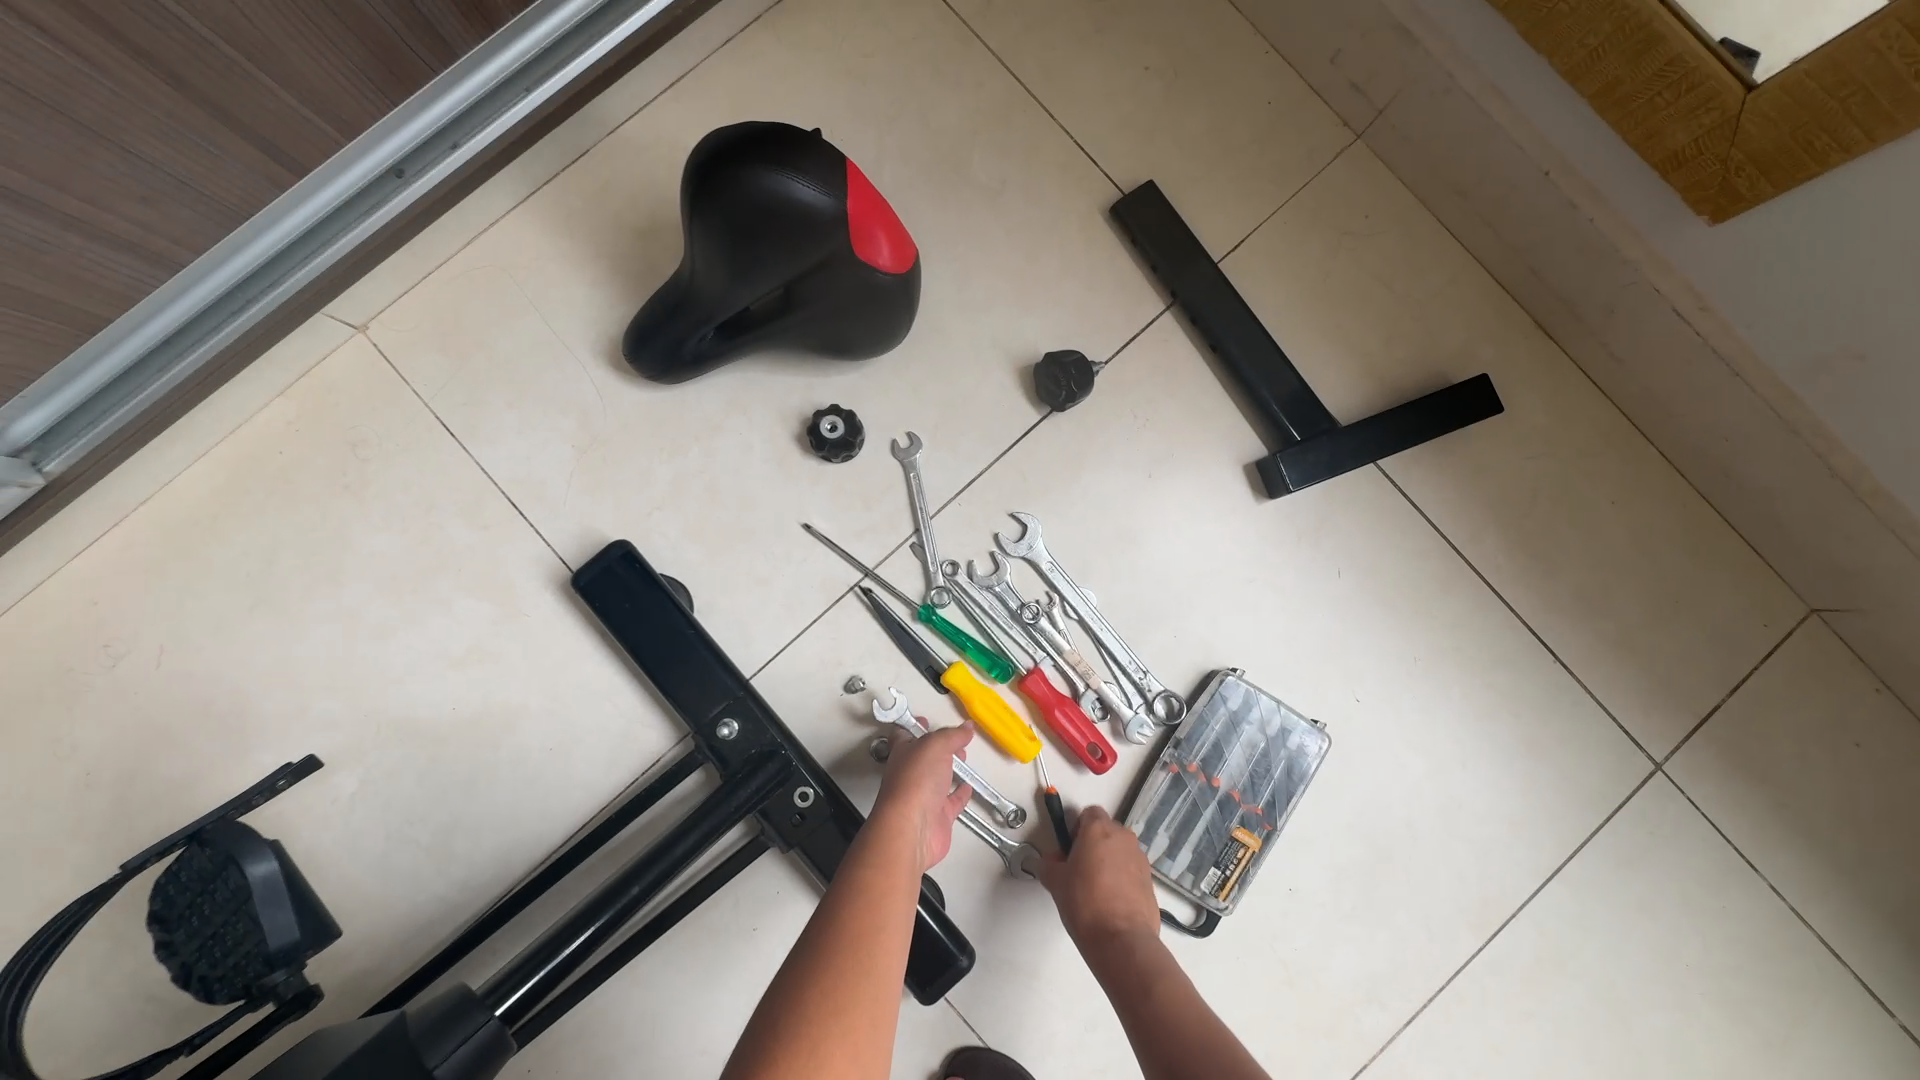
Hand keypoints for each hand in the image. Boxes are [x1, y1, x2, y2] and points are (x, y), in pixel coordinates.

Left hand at [870, 722, 973, 870]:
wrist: (912, 827)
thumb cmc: (914, 782)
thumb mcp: (935, 745)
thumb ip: (952, 735)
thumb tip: (966, 728)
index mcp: (903, 752)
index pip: (905, 734)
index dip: (914, 725)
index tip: (925, 719)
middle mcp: (910, 773)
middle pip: (924, 756)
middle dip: (939, 746)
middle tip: (954, 738)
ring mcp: (923, 795)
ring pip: (937, 778)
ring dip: (950, 768)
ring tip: (963, 757)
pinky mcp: (937, 816)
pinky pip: (951, 802)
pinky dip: (960, 794)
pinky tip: (967, 788)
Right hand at [1037, 806, 1159, 952]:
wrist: (1121, 939)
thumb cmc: (1085, 903)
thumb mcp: (1055, 882)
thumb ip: (1049, 864)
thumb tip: (1050, 861)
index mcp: (1098, 830)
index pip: (1088, 813)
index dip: (1076, 828)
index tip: (1069, 848)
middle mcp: (1123, 837)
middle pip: (1106, 830)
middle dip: (1093, 843)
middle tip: (1079, 867)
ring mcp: (1140, 858)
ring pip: (1120, 850)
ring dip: (1109, 860)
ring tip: (1095, 887)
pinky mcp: (1150, 880)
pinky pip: (1131, 869)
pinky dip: (1122, 878)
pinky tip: (1110, 900)